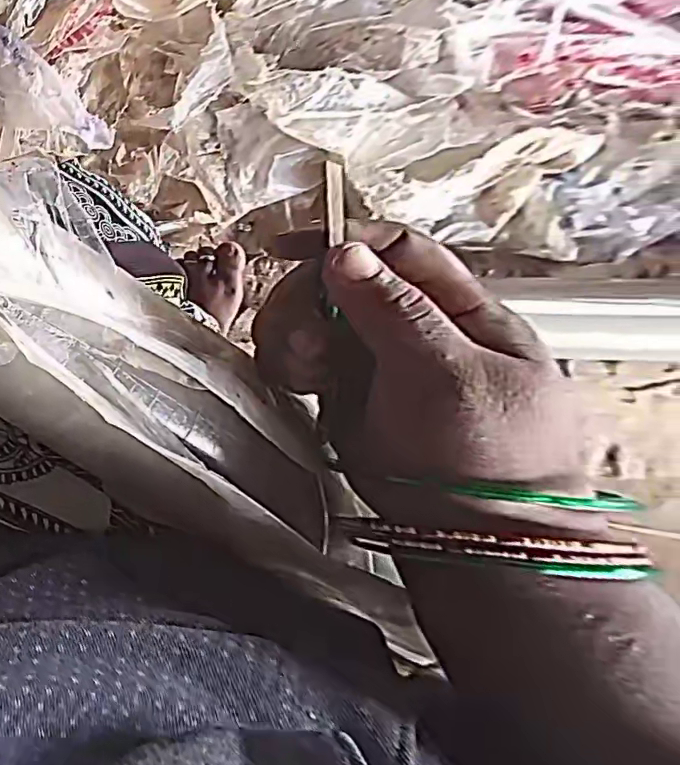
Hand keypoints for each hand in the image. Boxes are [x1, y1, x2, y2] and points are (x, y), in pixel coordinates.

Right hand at [252, 222, 594, 531]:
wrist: (460, 525)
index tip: (287, 246)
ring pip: (304, 316)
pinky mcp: (335, 381)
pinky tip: (301, 386)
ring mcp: (369, 353)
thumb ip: (394, 310)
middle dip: (305, 304)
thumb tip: (343, 251)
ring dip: (290, 338)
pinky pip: (291, 351)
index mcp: (458, 311)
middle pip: (334, 281)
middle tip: (306, 343)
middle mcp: (407, 324)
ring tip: (308, 374)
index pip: (398, 250)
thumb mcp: (446, 372)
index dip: (345, 240)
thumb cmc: (480, 449)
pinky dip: (284, 363)